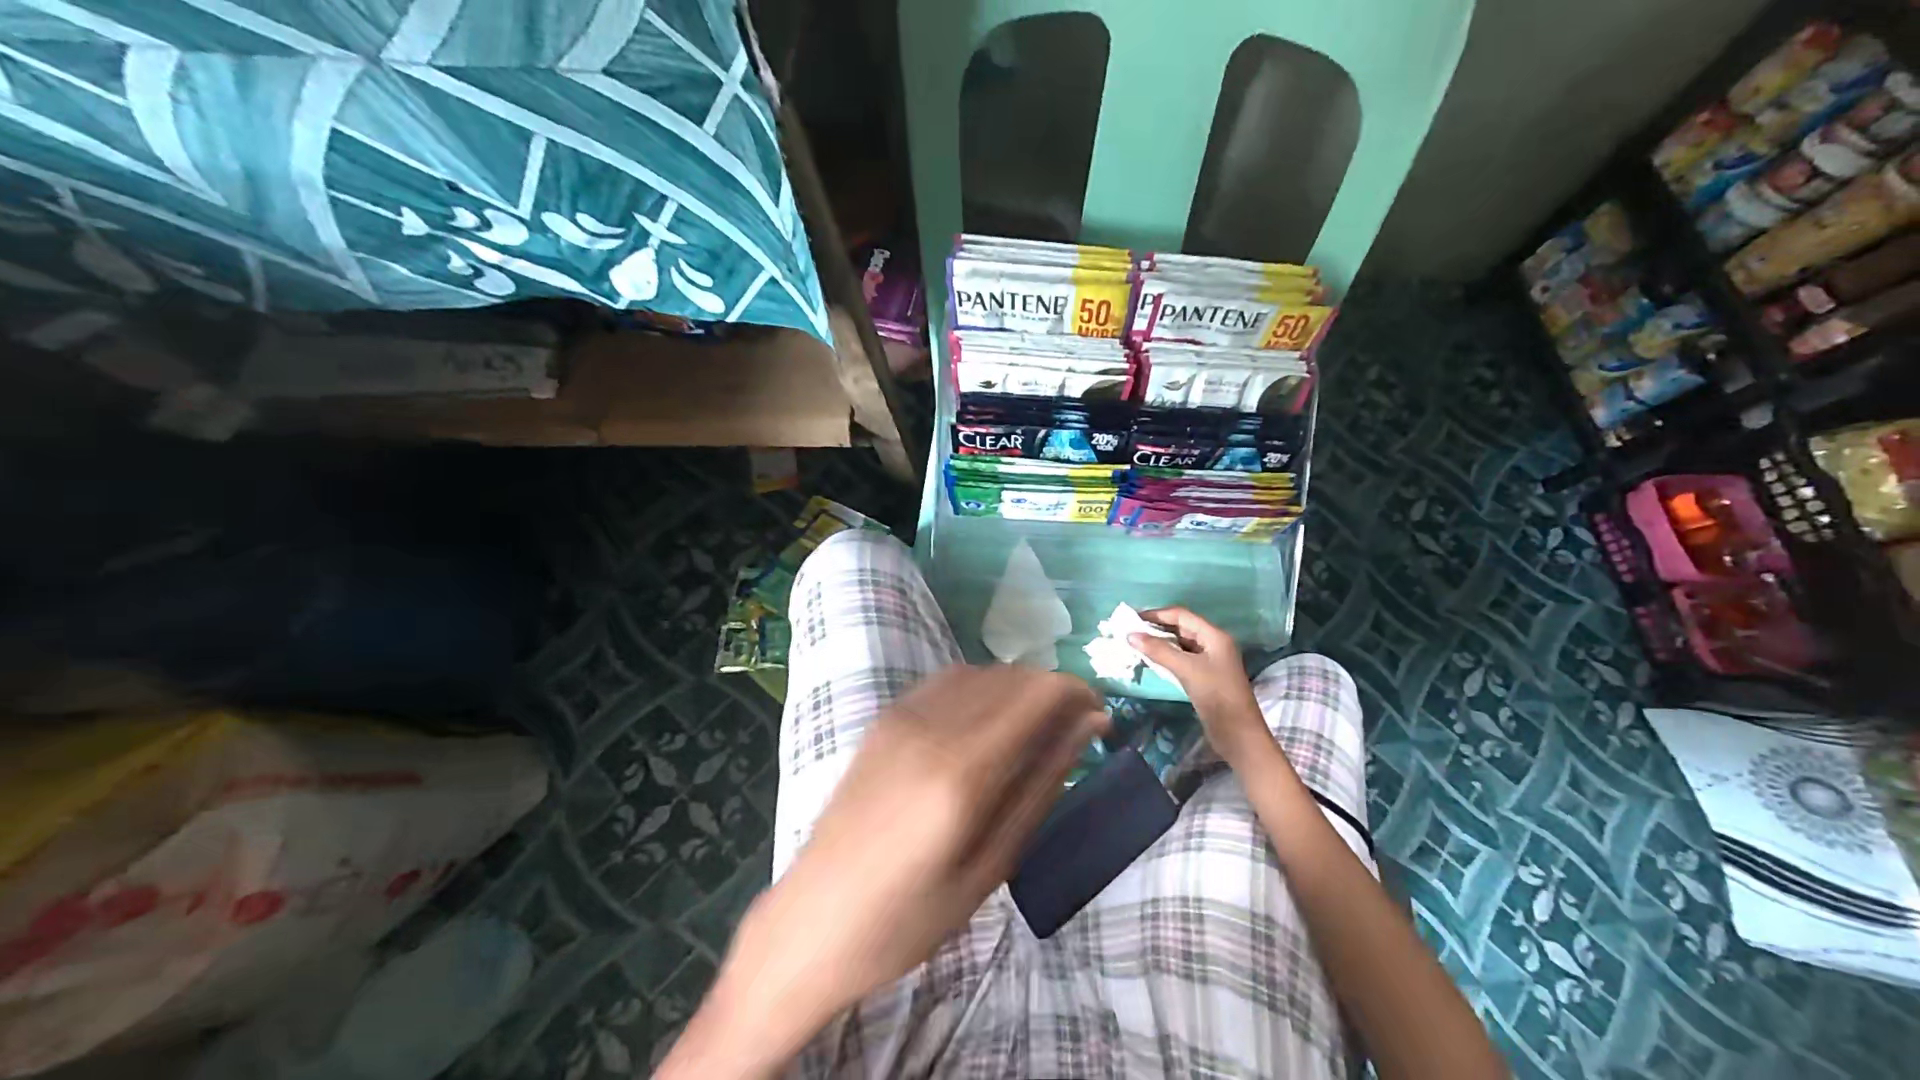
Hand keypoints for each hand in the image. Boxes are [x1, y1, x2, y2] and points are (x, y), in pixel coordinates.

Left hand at [670, 665, 1107, 1075]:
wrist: (814, 920)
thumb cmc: (909, 919)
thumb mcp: (991, 866)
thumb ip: (1040, 785)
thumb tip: (1087, 726)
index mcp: (962, 770)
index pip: (1037, 692)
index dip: (1078, 693)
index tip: (1101, 720)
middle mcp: (930, 727)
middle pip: (1011, 676)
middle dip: (1053, 691)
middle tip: (1075, 732)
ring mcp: (900, 717)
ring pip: (979, 672)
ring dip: (1017, 688)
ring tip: (1035, 730)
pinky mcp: (883, 720)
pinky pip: (945, 682)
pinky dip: (980, 689)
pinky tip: (987, 725)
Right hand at [1129, 607, 1274, 766]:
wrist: (1238, 734)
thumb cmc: (1216, 696)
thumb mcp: (1186, 670)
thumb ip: (1158, 650)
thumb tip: (1130, 635)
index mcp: (1214, 636)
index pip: (1181, 615)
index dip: (1156, 614)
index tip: (1131, 618)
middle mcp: (1213, 644)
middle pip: (1181, 628)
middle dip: (1156, 628)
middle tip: (1129, 631)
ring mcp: (1209, 661)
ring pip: (1180, 644)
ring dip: (1159, 643)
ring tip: (1135, 644)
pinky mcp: (1204, 676)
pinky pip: (1181, 659)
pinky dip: (1165, 657)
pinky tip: (1150, 661)